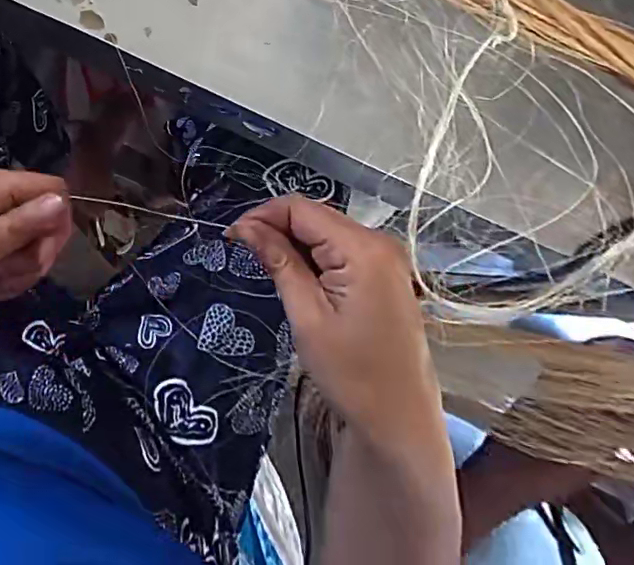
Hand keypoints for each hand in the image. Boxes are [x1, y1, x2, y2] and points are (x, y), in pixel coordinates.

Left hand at [0, 168, 71, 339]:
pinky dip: (8, 279)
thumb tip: (63, 200)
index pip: (54, 190)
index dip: (55, 225)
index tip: (38, 258)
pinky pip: (20, 261)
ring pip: (37, 245)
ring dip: (19, 272)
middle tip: (2, 274)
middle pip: (49, 220)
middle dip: (34, 255)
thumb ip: (20, 226)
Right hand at [229, 195, 442, 451]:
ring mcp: (386, 257)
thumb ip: (279, 262)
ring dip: (293, 243)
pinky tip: (297, 278)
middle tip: (244, 252)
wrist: (400, 424)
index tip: (233, 236)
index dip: (262, 215)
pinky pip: (341, 249)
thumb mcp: (307, 317)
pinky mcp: (386, 273)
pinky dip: (314, 256)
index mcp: (363, 249)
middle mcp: (380, 242)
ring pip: (326, 231)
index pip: (301, 208)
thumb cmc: (352, 375)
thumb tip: (246, 226)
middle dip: (276, 228)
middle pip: (315, 216)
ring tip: (266, 266)